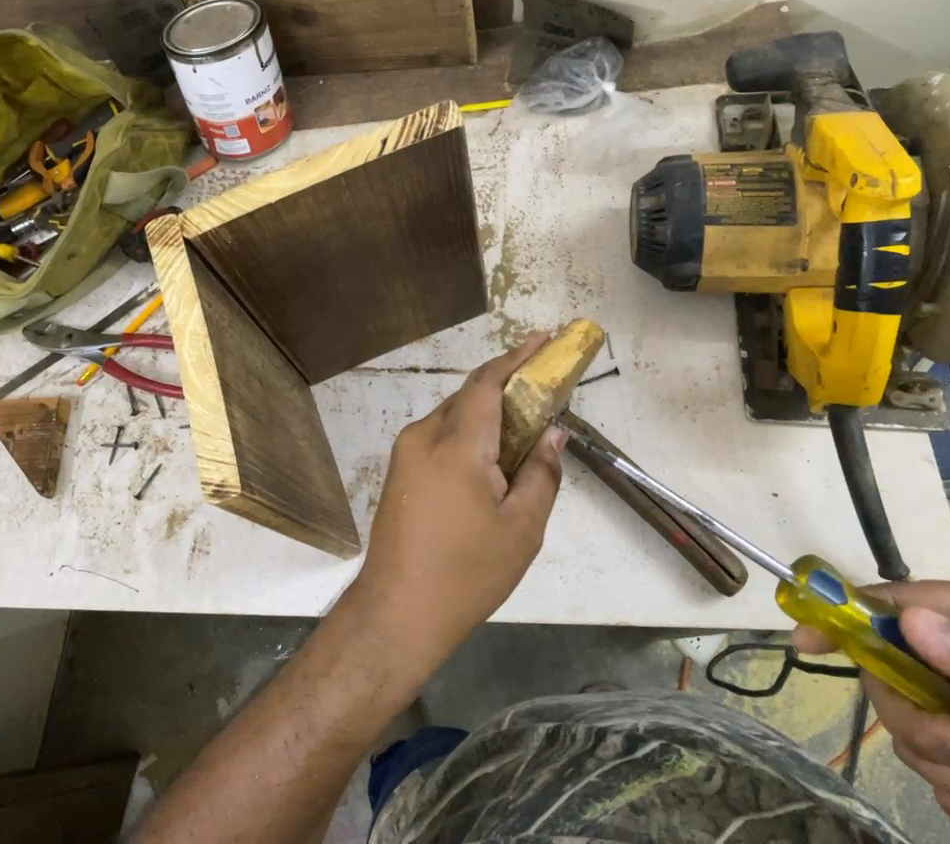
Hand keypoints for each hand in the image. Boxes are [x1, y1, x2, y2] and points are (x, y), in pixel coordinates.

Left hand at [346, 333, 566, 659]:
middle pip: (468, 398)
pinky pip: (439, 439)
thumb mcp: (522, 528)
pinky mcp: (399, 475)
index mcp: (455, 445)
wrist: (397, 611)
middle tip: (543, 387)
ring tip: (525, 427)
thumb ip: (541, 473)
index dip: (516, 357)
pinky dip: (468, 436)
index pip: (487, 384)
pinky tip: (492, 458)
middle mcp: (423, 438)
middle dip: (506, 385)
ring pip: (453, 419)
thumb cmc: (467, 573)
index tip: (542, 338)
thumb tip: (551, 432)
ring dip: (487, 414)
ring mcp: (405, 456)